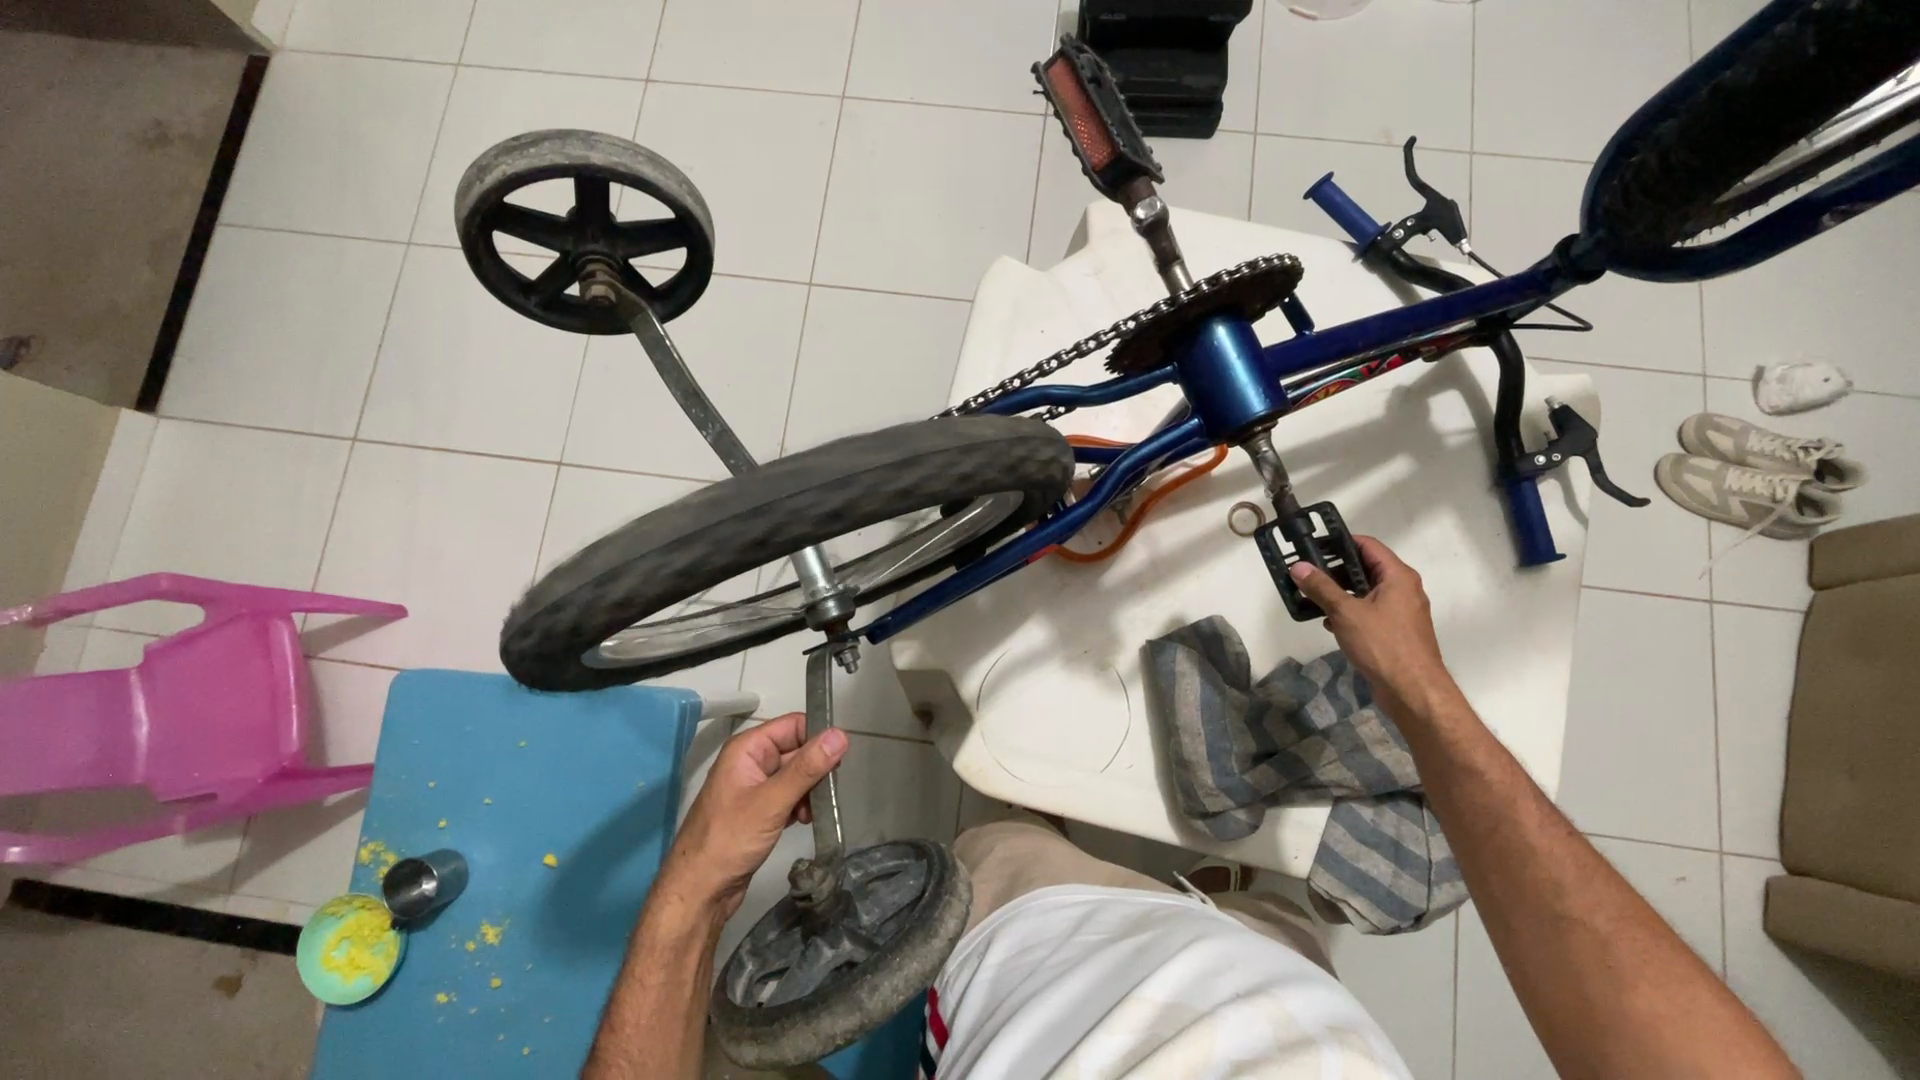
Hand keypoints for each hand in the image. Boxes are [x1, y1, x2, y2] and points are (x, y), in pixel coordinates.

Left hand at [657, 713, 847, 922]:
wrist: (700, 890)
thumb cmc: (729, 840)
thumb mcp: (771, 801)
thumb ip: (807, 768)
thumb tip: (840, 735)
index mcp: (747, 749)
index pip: (793, 725)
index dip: (817, 737)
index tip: (839, 758)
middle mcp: (751, 762)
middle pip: (797, 750)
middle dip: (816, 769)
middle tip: (830, 791)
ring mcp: (755, 787)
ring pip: (796, 776)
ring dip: (811, 790)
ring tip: (815, 812)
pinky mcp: (760, 810)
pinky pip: (789, 796)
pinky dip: (801, 806)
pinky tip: (805, 821)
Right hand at [1288, 536, 1461, 722]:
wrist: (1412, 690)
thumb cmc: (1383, 645)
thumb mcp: (1346, 612)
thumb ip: (1321, 588)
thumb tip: (1299, 567)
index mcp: (1398, 577)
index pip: (1367, 546)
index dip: (1340, 542)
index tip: (1312, 545)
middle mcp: (1403, 589)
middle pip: (1365, 568)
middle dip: (1335, 569)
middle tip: (1305, 571)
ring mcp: (1401, 611)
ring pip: (1365, 592)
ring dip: (1339, 593)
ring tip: (1310, 595)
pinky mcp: (1395, 631)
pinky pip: (1369, 611)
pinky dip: (1349, 612)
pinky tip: (1328, 622)